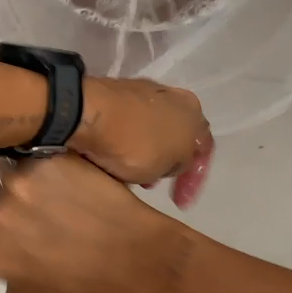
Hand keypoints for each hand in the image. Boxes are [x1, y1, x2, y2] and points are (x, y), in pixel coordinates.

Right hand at [0, 154, 194, 292]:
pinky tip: (68, 180)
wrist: (134, 257)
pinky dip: (46, 164)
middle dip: (3, 198)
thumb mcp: (28, 273)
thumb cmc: (84, 277)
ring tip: (52, 191)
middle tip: (34, 210)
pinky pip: (31, 156)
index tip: (3, 220)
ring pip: (3, 169)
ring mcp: (16, 184)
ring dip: (20, 177)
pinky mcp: (41, 162)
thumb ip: (1, 244)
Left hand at [69, 77, 213, 205]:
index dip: (194, 180)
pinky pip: (126, 123)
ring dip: (145, 153)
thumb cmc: (135, 142)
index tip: (180, 202)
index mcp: (193, 110)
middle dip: (167, 163)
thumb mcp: (168, 167)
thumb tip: (170, 160)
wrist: (87, 111)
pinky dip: (125, 140)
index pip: (204, 150)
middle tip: (154, 185)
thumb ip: (178, 164)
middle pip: (175, 136)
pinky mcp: (113, 92)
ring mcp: (141, 90)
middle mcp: (172, 95)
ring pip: (150, 130)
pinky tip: (115, 156)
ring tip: (131, 175)